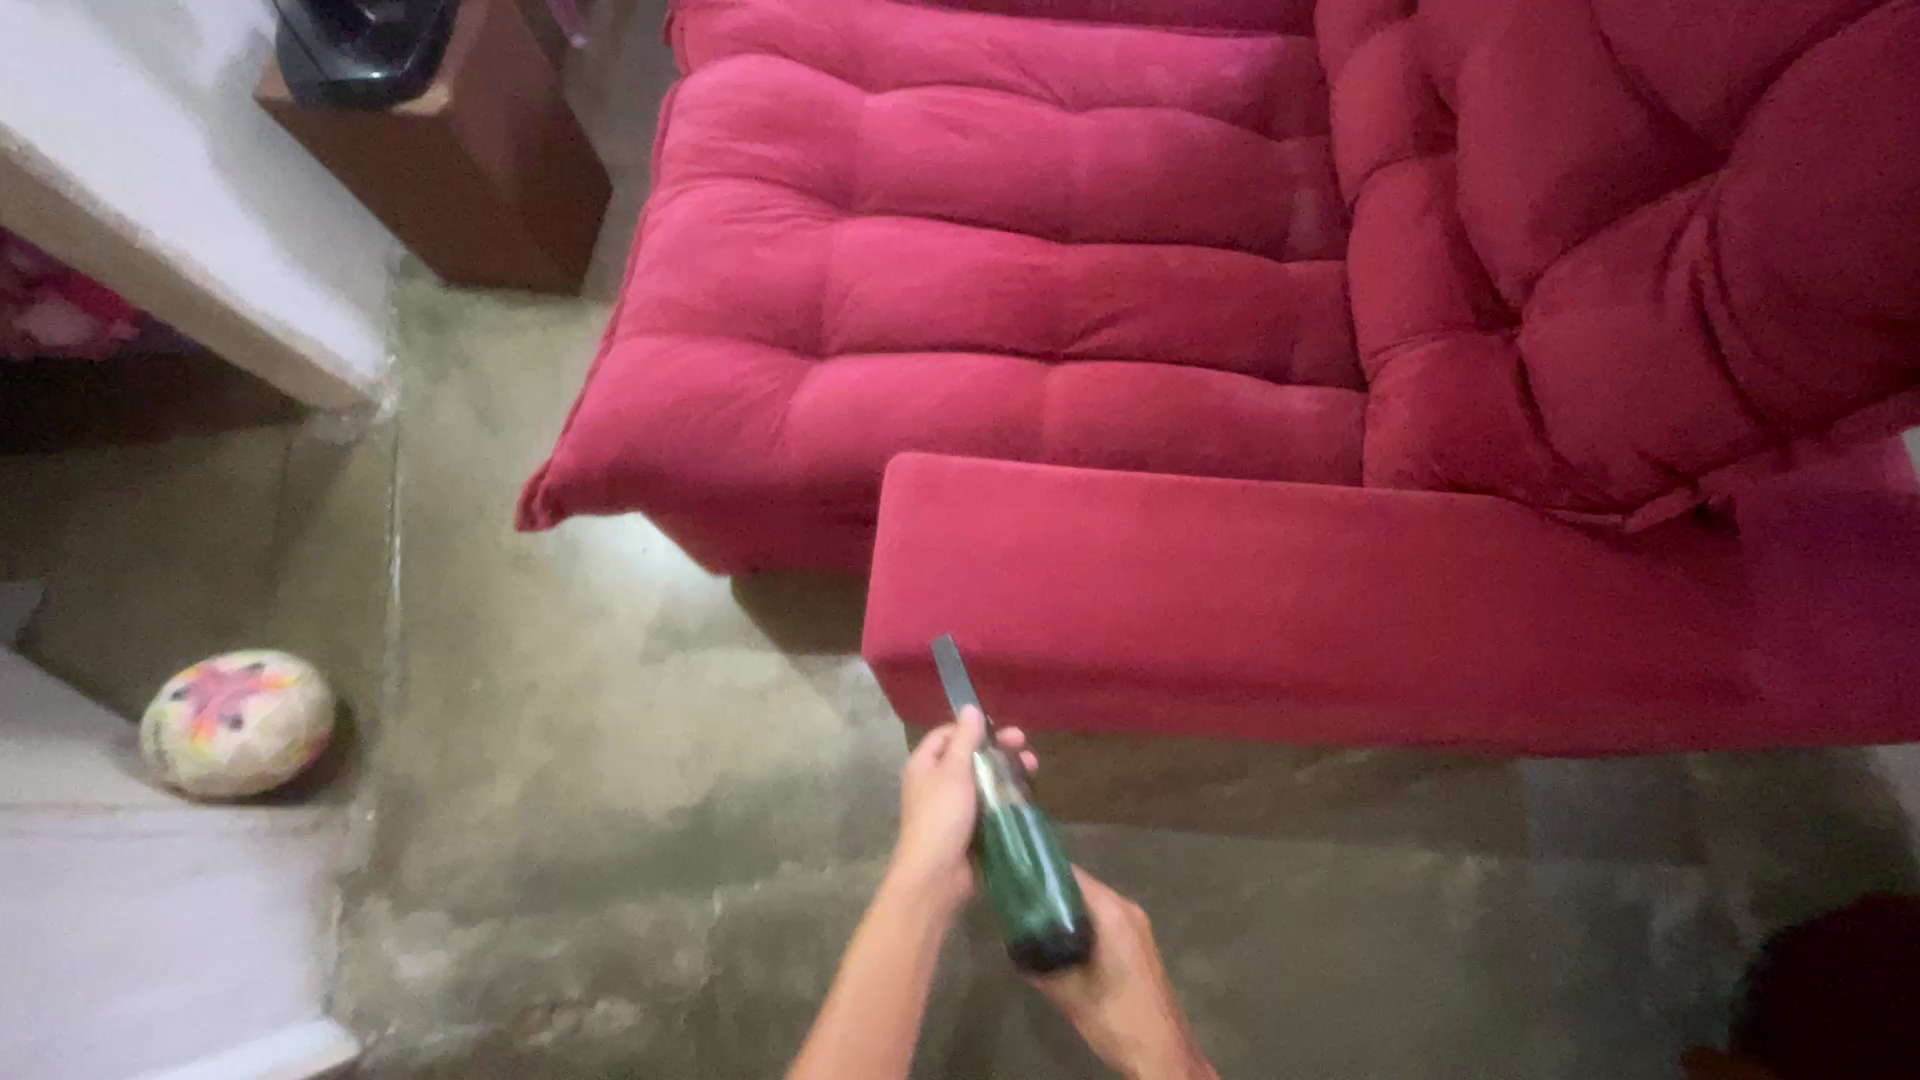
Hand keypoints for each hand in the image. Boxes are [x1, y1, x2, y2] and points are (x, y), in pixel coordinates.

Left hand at [888, 706, 1037, 909]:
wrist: (938, 876)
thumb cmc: (941, 816)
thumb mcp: (954, 771)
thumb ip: (965, 739)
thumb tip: (970, 707)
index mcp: (925, 765)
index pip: (948, 735)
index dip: (973, 728)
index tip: (998, 729)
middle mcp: (937, 783)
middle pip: (971, 756)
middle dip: (998, 749)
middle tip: (1025, 745)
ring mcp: (956, 808)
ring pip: (985, 780)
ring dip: (1008, 772)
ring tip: (1033, 768)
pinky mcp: (972, 829)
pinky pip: (992, 805)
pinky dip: (1008, 797)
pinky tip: (1028, 794)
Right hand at [1030, 870, 1216, 1079]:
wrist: (1165, 1055)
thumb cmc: (1118, 1018)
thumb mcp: (1070, 995)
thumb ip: (1038, 967)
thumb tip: (1010, 946)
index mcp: (1113, 912)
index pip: (1072, 875)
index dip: (1041, 874)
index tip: (1015, 880)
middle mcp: (1127, 909)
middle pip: (1082, 888)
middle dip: (1050, 894)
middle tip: (1018, 904)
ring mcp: (1137, 926)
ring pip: (1093, 905)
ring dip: (1066, 912)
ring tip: (1033, 923)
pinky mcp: (1138, 944)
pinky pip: (1104, 920)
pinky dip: (1083, 925)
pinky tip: (1062, 943)